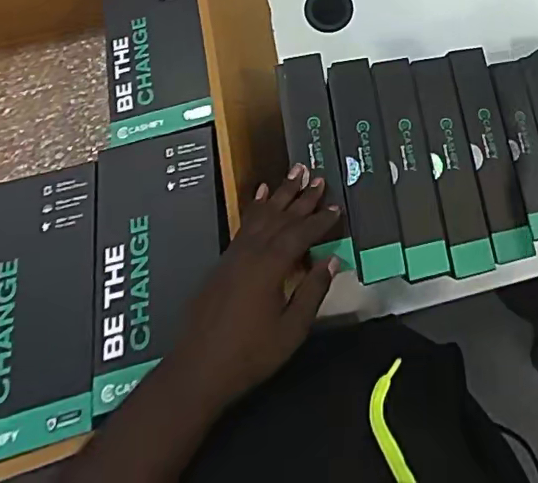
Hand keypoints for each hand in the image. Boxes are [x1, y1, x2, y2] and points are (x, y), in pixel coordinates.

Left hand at [162, 164, 341, 411]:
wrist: (200, 365)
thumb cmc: (250, 353)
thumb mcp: (291, 330)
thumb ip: (312, 292)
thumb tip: (332, 261)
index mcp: (271, 265)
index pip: (301, 233)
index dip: (321, 220)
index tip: (337, 207)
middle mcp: (253, 250)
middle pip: (282, 216)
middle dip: (302, 196)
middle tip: (318, 176)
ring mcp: (236, 251)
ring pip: (263, 213)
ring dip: (281, 192)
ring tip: (295, 171)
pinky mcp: (226, 258)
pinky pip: (245, 222)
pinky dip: (256, 205)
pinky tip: (261, 194)